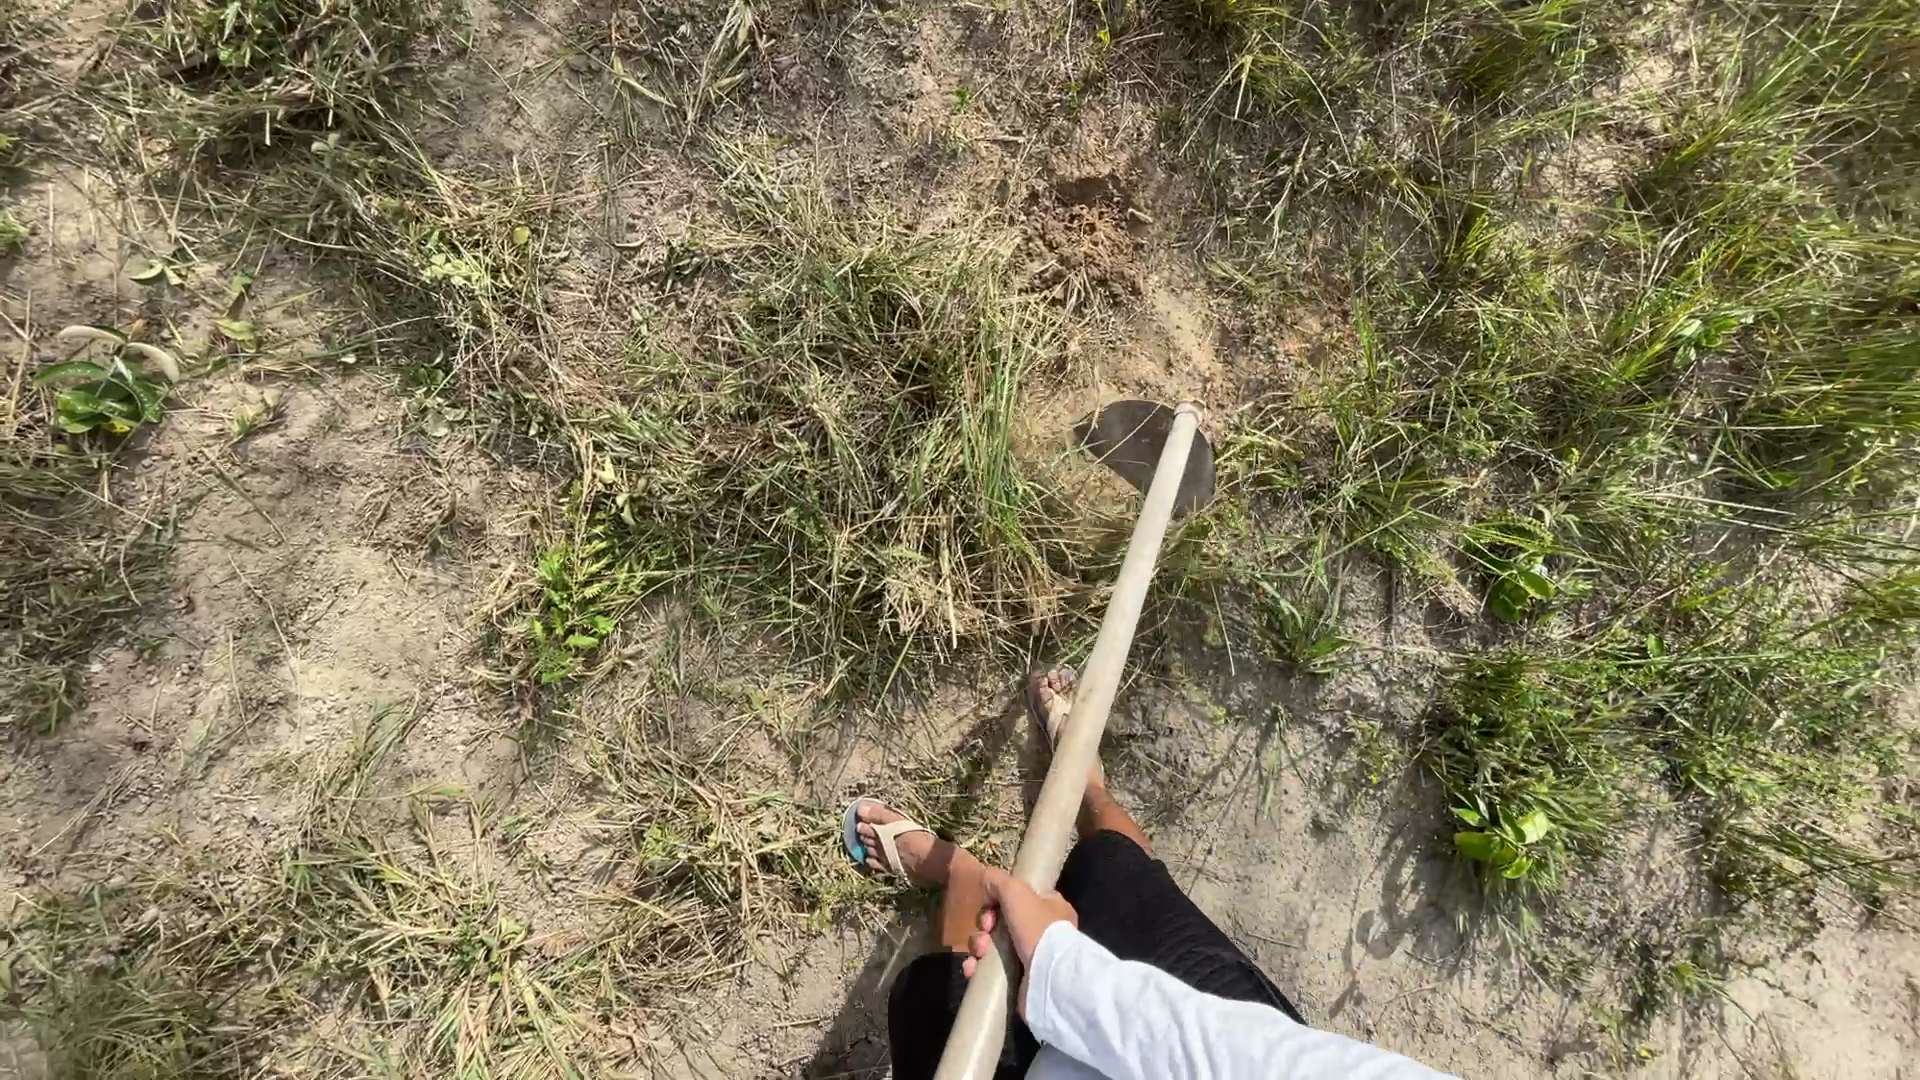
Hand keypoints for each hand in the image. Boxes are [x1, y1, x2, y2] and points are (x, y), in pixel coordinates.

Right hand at [962, 867, 1075, 1016]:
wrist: (1048, 978)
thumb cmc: (1037, 927)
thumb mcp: (1016, 891)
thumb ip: (998, 880)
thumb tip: (986, 882)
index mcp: (1050, 907)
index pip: (1020, 897)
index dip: (1000, 899)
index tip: (990, 904)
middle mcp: (1042, 932)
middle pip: (1002, 921)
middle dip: (986, 925)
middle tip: (986, 929)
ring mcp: (1031, 958)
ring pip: (993, 945)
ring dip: (979, 946)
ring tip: (980, 952)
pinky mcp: (1018, 981)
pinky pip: (991, 969)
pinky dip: (978, 968)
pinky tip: (973, 968)